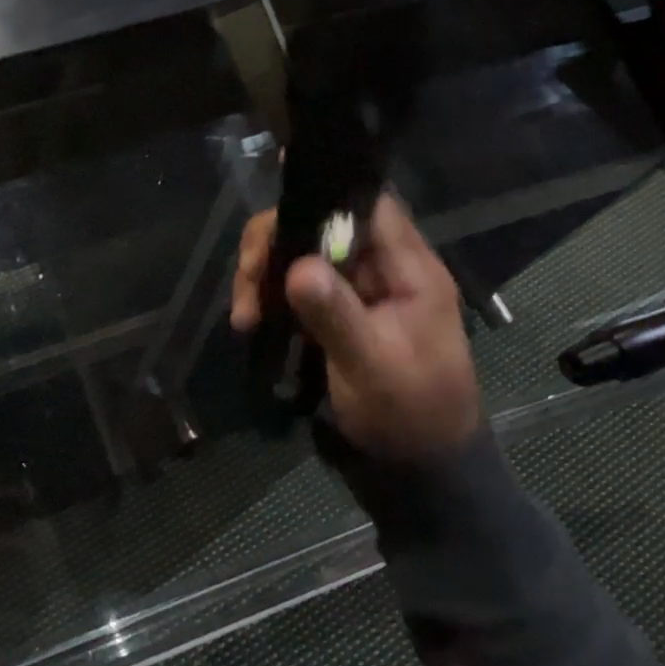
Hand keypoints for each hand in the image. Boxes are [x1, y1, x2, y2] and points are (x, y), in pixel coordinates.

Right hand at [232, 194, 479, 458]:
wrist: (418, 471)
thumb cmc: (407, 415)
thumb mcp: (371, 366)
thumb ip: (336, 314)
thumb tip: (295, 266)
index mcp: (410, 271)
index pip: (370, 206)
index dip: (326, 194)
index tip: (279, 206)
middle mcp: (383, 270)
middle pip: (324, 225)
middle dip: (277, 242)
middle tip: (247, 277)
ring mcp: (358, 291)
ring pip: (302, 254)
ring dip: (265, 274)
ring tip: (245, 315)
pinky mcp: (337, 312)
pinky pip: (297, 285)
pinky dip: (270, 296)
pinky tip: (251, 321)